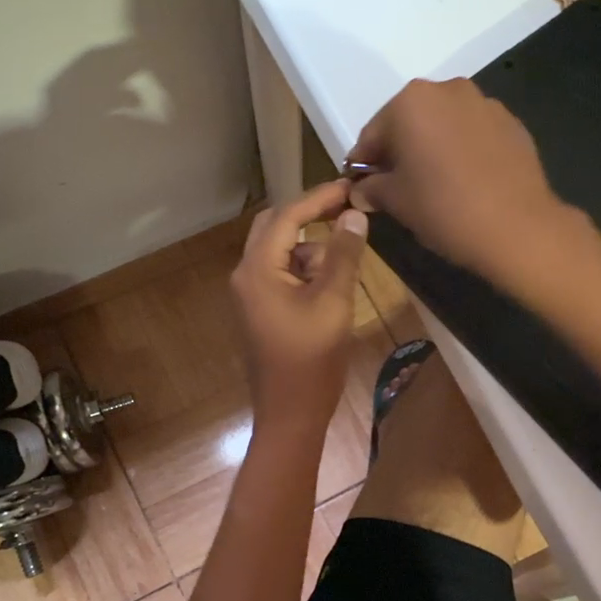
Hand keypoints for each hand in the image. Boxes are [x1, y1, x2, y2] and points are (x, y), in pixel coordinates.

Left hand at [231, 181, 369, 431]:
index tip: (350, 186)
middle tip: (347, 212)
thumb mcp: (333, 302)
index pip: (287, 216)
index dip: (319, 197)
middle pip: (276, 227)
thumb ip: (344, 255)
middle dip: (310, 217)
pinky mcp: (262, 311)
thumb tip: (354, 215)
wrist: (291, 413)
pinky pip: (282, 275)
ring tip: (345, 264)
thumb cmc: (312, 359)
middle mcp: (246, 275)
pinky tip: (332, 286)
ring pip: (281, 252)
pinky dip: (306, 269)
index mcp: (258, 269)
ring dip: (311, 247)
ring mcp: (251, 295)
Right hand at [347, 79, 590, 288]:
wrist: (518, 228)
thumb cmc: (445, 210)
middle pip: (410, 122)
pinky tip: (469, 183)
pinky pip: (476, 136)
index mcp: (410, 102)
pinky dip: (465, 152)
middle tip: (400, 189)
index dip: (365, 164)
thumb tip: (361, 190)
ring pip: (445, 126)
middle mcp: (448, 90)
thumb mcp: (397, 202)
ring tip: (438, 186)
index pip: (373, 134)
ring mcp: (485, 104)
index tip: (363, 189)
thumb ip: (372, 188)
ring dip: (435, 149)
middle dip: (401, 151)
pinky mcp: (513, 125)